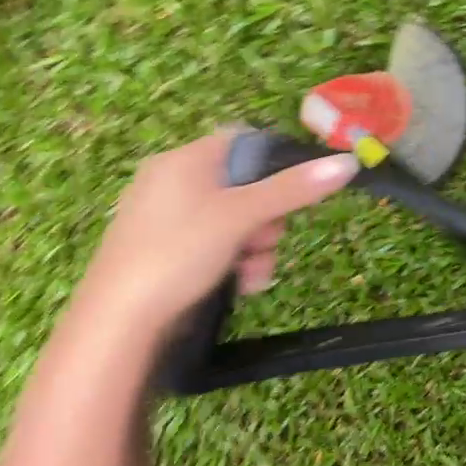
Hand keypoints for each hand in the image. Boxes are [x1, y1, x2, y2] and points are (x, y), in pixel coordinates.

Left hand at [75, 132, 360, 336]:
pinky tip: (240, 285)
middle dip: (268, 218)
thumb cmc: (178, 254)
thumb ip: (295, 189)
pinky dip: (234, 260)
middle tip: (267, 240)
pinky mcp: (165, 251)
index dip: (276, 162)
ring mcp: (166, 218)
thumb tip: (348, 162)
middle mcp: (171, 181)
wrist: (116, 324)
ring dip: (256, 246)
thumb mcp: (242, 217)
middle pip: (245, 184)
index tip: (296, 191)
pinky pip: (215, 242)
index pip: (243, 141)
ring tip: (253, 274)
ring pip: (235, 219)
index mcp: (183, 161)